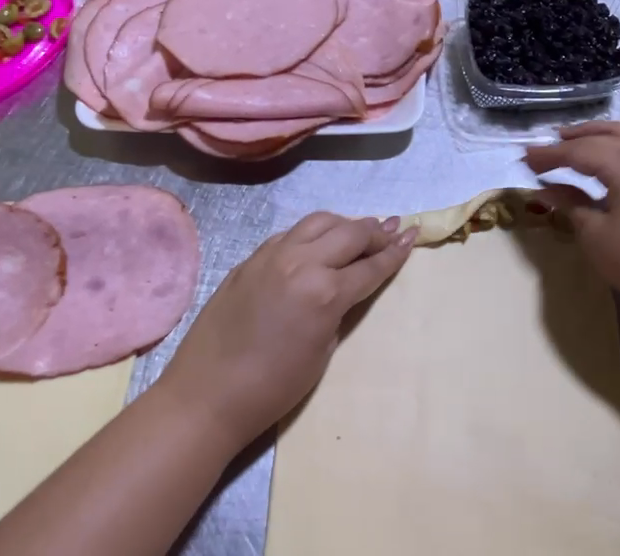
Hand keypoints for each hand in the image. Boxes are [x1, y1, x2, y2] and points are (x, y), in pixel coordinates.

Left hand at [156, 213, 415, 435]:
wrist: (206, 396)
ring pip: (319, 222)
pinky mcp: (250, 260)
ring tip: (359, 231)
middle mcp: (301, 262)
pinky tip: (318, 242)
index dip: (395, 253)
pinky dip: (312, 233)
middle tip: (394, 230)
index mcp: (324, 291)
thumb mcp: (323, 350)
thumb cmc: (273, 388)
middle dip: (376, 232)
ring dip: (344, 225)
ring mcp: (272, 256)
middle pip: (350, 233)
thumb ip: (340, 308)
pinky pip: (291, 234)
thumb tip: (349, 284)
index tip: (413, 235)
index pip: (370, 265)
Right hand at [523, 122, 619, 317]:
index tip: (524, 158)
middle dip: (569, 141)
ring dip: (597, 133)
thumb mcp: (595, 234)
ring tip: (573, 138)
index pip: (579, 152)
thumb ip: (570, 203)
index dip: (550, 155)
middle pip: (601, 137)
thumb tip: (543, 189)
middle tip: (541, 151)